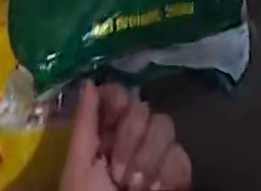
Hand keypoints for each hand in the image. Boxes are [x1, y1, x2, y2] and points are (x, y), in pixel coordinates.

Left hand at [60, 80, 191, 190]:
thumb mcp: (78, 170)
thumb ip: (85, 125)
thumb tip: (88, 80)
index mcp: (103, 137)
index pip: (120, 94)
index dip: (119, 100)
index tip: (114, 115)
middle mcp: (131, 141)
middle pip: (145, 107)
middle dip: (131, 138)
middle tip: (118, 173)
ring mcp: (155, 158)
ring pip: (166, 127)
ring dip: (149, 159)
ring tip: (137, 189)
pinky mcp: (177, 176)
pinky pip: (182, 156)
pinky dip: (169, 176)